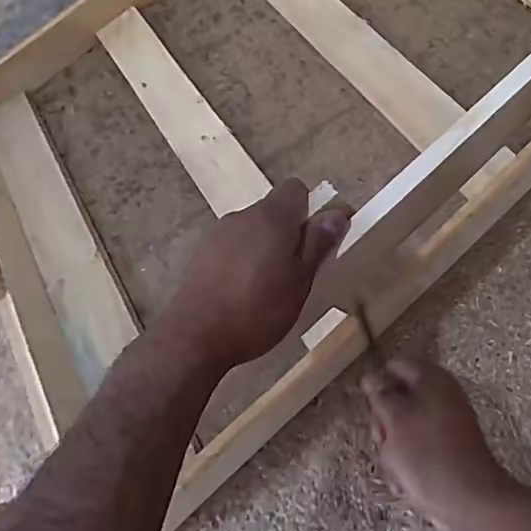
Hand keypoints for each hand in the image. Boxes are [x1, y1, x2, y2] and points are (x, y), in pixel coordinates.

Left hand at [155, 181, 350, 374]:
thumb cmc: (258, 309)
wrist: (192, 341)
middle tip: (299, 269)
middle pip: (275, 209)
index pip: (296, 189)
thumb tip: (338, 212)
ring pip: (254, 229)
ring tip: (270, 285)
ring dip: (266, 246)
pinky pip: (233, 247)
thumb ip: (320, 242)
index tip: (318, 239)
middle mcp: (243, 216)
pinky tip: (243, 292)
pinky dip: (244, 260)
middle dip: (290, 231)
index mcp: (272, 216)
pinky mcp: (200, 256)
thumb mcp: (302, 278)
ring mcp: (217, 235)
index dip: (311, 209)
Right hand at [361, 357, 523, 530]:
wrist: (468, 498)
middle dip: (384, 421)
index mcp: (432, 377)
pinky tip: (407, 479)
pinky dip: (408, 459)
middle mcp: (442, 392)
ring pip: (403, 424)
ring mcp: (446, 418)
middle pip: (398, 396)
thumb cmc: (428, 454)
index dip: (377, 385)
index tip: (370, 411)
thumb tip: (372, 374)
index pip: (396, 365)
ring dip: (393, 445)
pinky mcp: (447, 444)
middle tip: (385, 441)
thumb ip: (381, 394)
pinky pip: (417, 444)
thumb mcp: (395, 420)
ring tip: (398, 465)